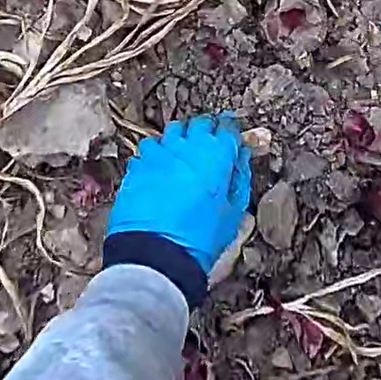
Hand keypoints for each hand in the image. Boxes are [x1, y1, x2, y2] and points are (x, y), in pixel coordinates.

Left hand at [107, 112, 251, 271]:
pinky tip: (160, 172)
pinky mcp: (138, 165)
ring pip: (173, 131)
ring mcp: (161, 153)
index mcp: (217, 153)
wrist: (155, 256)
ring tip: (182, 158)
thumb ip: (241, 176)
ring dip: (181, 140)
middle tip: (209, 149)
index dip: (231, 132)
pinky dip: (157, 155)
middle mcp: (189, 145)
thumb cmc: (199, 238)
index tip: (230, 139)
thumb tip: (242, 156)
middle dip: (207, 131)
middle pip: (200, 123)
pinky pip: (149, 149)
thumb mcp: (234, 211)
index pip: (228, 126)